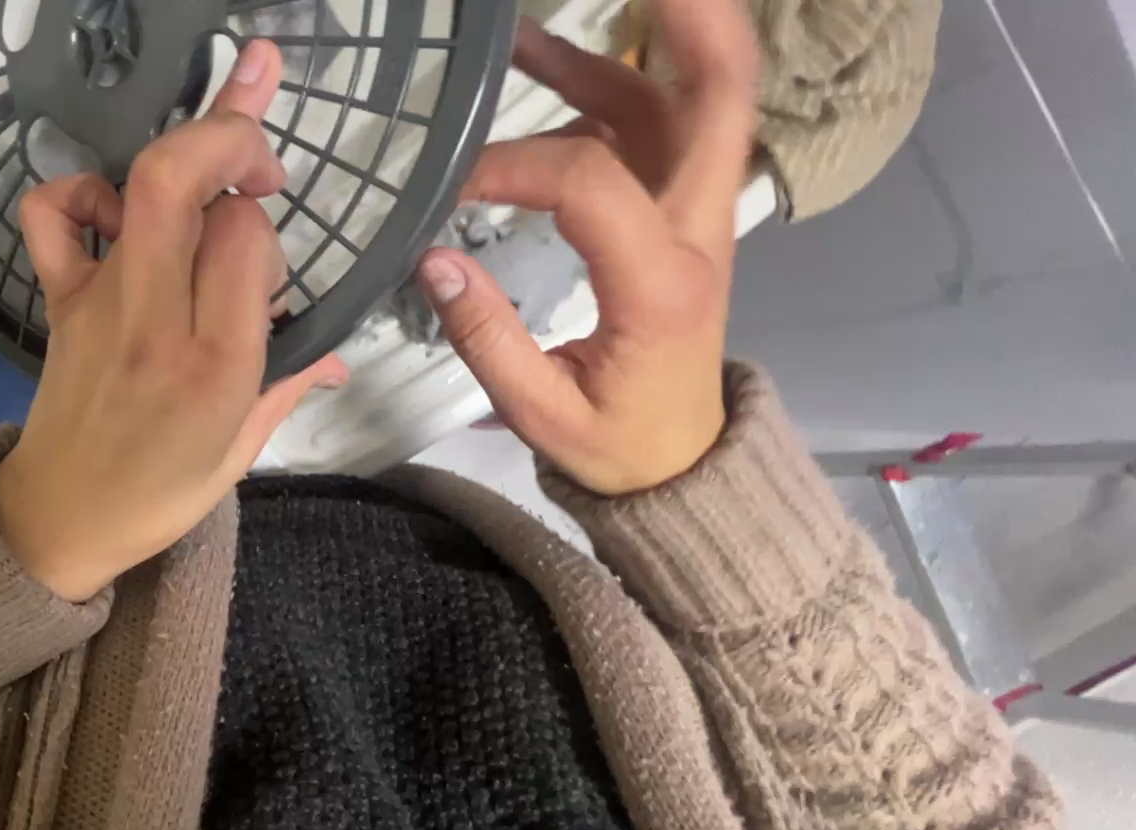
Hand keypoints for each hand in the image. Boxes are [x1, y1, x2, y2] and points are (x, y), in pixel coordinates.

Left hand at [0, 41, 347, 601]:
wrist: (62, 518)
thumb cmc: (159, 495)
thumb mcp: (240, 450)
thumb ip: (289, 386)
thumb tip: (336, 356)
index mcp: (216, 366)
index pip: (247, 237)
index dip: (265, 223)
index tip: (266, 260)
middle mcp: (156, 321)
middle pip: (180, 177)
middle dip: (231, 137)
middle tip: (260, 165)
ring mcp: (99, 302)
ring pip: (137, 185)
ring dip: (182, 162)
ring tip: (205, 188)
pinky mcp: (60, 299)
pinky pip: (52, 214)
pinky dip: (81, 190)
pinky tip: (114, 213)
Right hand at [419, 0, 760, 494]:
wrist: (678, 463)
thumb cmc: (613, 442)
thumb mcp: (538, 409)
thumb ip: (486, 336)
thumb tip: (434, 260)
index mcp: (660, 282)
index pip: (590, 184)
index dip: (513, 167)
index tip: (452, 185)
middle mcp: (697, 231)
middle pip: (717, 92)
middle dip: (683, 16)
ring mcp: (698, 220)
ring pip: (691, 101)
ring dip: (634, 43)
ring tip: (538, 26)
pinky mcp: (681, 224)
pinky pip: (661, 136)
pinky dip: (617, 93)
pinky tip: (559, 77)